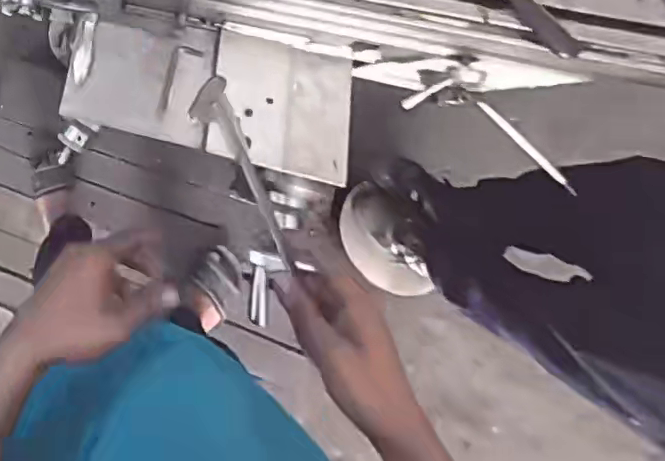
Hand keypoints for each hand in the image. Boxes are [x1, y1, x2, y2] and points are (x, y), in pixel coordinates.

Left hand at [0, 229, 178, 369]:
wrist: (29, 340)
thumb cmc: (76, 330)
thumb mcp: (118, 323)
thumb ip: (148, 305)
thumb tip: (175, 291)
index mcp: (98, 255)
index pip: (132, 238)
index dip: (151, 240)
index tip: (165, 241)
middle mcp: (83, 249)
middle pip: (119, 247)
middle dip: (141, 261)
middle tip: (159, 277)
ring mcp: (68, 259)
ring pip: (105, 258)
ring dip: (124, 272)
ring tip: (139, 294)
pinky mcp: (59, 271)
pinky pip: (91, 265)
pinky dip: (107, 275)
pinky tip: (112, 299)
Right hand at [276, 231, 449, 460]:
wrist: (395, 427)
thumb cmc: (363, 385)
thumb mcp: (327, 349)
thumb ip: (302, 310)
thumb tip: (280, 277)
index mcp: (354, 298)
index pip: (322, 257)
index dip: (297, 245)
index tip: (272, 237)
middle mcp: (356, 302)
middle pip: (317, 276)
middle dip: (294, 281)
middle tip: (270, 286)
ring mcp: (355, 318)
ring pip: (318, 297)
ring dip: (301, 305)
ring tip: (292, 323)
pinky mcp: (352, 335)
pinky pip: (324, 315)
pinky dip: (310, 321)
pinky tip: (305, 339)